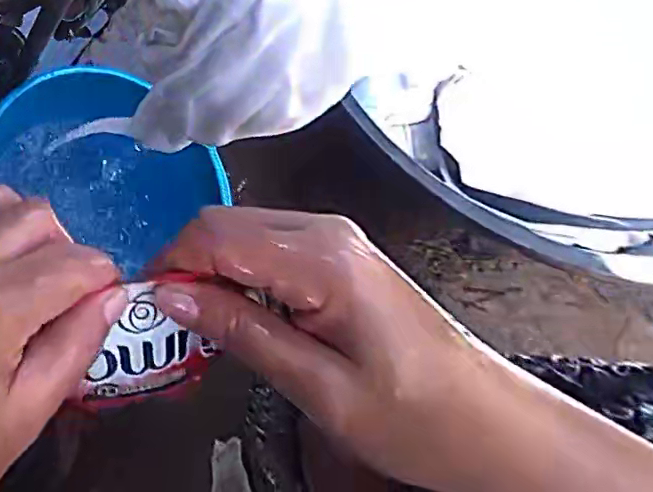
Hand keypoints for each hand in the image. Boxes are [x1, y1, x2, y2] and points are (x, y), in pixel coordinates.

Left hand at [0, 172, 123, 491]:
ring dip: (22, 222)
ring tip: (26, 266)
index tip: (107, 298)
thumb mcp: (29, 411)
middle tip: (66, 291)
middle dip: (66, 246)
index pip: (74, 262)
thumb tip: (114, 296)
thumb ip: (75, 345)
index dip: (103, 278)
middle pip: (37, 214)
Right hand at [150, 207, 652, 491]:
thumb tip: (169, 296)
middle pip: (222, 222)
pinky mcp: (331, 244)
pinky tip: (239, 303)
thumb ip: (241, 332)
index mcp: (323, 260)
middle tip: (172, 313)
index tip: (151, 301)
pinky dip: (233, 263)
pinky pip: (259, 237)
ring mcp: (328, 232)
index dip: (173, 263)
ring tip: (203, 313)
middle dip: (186, 261)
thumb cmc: (419, 421)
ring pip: (235, 225)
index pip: (218, 237)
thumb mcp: (322, 391)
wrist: (501, 429)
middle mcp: (322, 229)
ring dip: (208, 262)